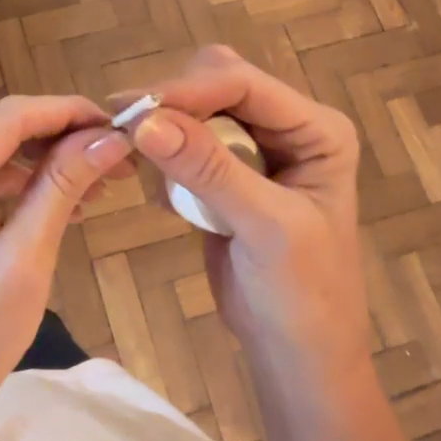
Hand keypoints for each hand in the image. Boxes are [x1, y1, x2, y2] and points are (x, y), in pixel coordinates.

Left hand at [0, 95, 132, 440]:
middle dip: (64, 136)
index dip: (67, 112)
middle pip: (1, 127)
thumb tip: (111, 138)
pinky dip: (24, 175)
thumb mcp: (25, 265)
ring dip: (49, 156)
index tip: (120, 123)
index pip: (7, 120)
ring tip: (105, 179)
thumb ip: (60, 189)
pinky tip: (68, 194)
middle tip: (121, 157)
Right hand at [121, 45, 367, 368]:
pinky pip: (184, 141)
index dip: (188, 91)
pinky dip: (165, 157)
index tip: (132, 110)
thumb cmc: (303, 297)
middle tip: (124, 126)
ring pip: (195, 108)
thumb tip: (143, 121)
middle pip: (216, 83)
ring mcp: (255, 148)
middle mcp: (287, 126)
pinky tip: (166, 198)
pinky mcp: (225, 172)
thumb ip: (208, 170)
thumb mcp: (264, 229)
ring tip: (136, 158)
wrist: (299, 358)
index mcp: (316, 129)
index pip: (242, 84)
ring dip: (164, 127)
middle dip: (173, 101)